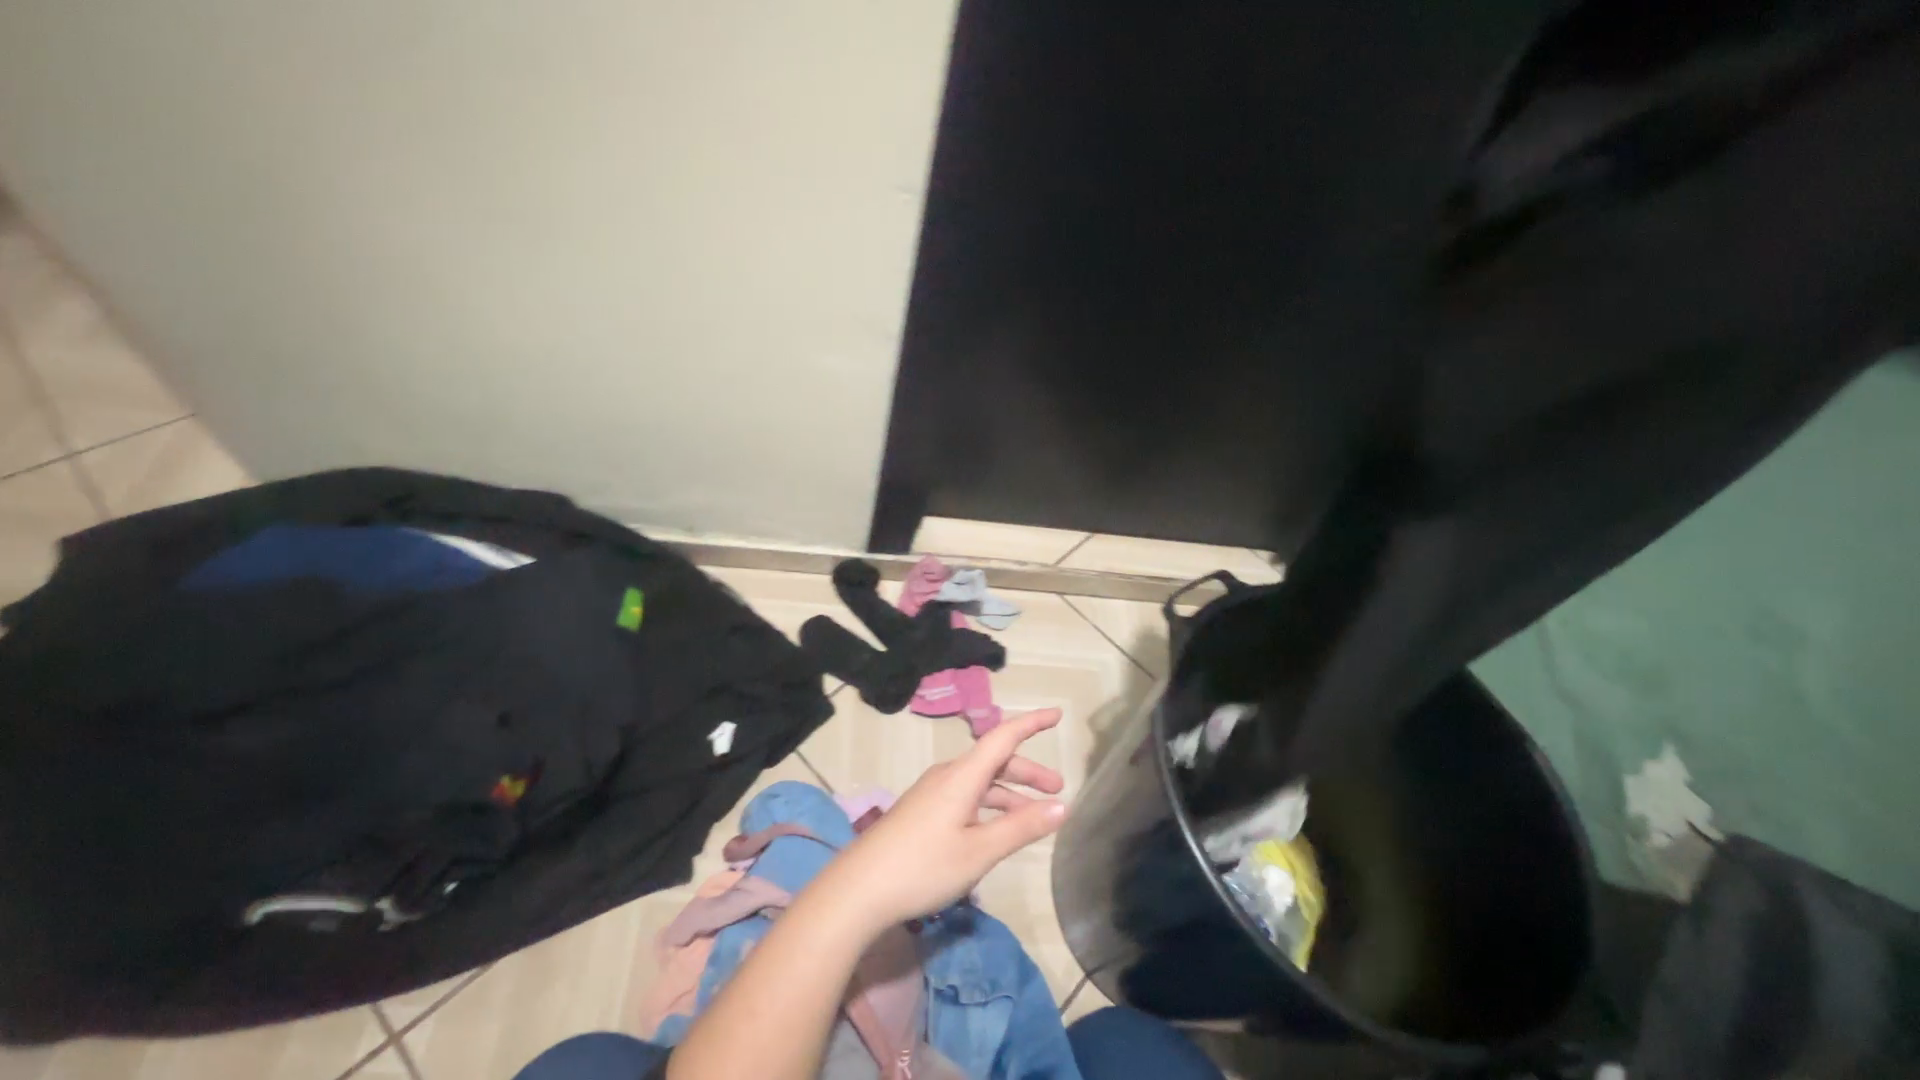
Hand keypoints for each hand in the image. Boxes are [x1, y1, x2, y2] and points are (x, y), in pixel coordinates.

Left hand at [815, 708, 1068, 929]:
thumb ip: (1021, 828)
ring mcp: (930, 795)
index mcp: (961, 777)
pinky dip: (988, 807)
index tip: (1057, 715)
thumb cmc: (922, 866)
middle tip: (1057, 789)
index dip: (1031, 724)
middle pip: (993, 762)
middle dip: (1027, 772)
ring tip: (1034, 818)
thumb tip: (1063, 806)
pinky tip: (995, 833)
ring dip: (1009, 794)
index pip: (1003, 738)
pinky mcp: (920, 814)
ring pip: (979, 784)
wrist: (858, 890)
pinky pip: (964, 799)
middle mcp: (946, 777)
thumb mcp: (979, 851)